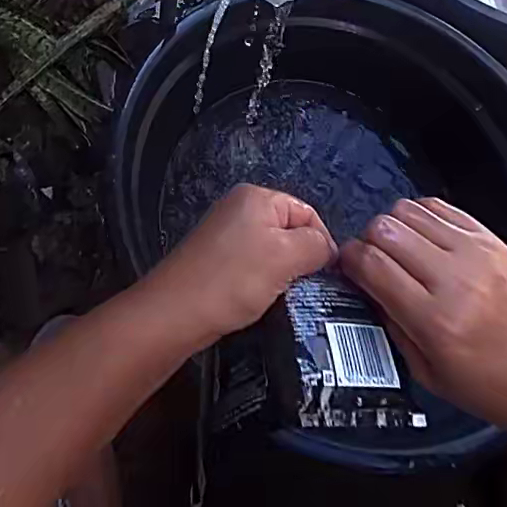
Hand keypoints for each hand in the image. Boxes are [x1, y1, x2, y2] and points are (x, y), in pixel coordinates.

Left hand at [139, 183, 336, 342]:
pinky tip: (262, 298)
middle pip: (291, 230)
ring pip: (274, 250)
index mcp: (256, 196)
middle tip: (306, 289)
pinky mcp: (218, 256)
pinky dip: (264, 280)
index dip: (322, 243)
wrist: (178, 310)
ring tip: (285, 296)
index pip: (308, 212)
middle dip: (302, 259)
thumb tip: (326, 247)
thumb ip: (314, 245)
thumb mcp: (284, 256)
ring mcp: (226, 231)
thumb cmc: (233, 279)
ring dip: (284, 273)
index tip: (327, 277)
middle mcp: (240, 206)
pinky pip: (254, 263)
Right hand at [340, 198, 506, 442]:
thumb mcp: (429, 373)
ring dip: (393, 226)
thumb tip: (362, 283)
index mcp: (437, 321)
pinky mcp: (491, 239)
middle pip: (383, 230)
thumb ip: (389, 323)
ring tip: (400, 249)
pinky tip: (424, 238)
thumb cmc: (496, 386)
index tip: (348, 266)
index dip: (349, 259)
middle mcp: (455, 281)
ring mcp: (476, 254)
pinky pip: (437, 206)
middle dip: (368, 242)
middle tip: (374, 259)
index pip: (371, 264)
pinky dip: (420, 216)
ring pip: (405, 210)